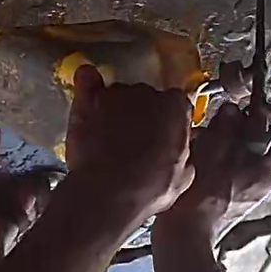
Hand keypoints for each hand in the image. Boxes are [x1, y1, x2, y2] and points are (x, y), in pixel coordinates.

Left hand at [63, 65, 194, 219]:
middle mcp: (146, 92)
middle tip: (134, 139)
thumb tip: (181, 147)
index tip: (163, 134)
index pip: (176, 102)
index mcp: (175, 107)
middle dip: (141, 113)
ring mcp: (114, 94)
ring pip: (117, 93)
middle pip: (145, 96)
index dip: (168, 119)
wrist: (107, 192)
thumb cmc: (149, 187)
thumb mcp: (182, 175)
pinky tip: (87, 90)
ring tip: (108, 133)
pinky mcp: (87, 100)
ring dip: (114, 107)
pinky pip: (87, 79)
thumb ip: (183, 150)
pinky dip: (88, 84)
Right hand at [157, 101, 270, 242]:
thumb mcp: (213, 149)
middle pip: (250, 144)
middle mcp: (261, 182)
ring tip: (200, 139)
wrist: (186, 232)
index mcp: (264, 168)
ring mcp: (246, 194)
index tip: (244, 99)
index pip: (265, 130)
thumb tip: (232, 108)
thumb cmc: (201, 190)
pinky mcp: (228, 203)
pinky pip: (226, 173)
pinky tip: (196, 161)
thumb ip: (225, 126)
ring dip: (221, 146)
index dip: (253, 112)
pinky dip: (215, 163)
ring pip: (237, 159)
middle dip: (233, 130)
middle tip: (213, 120)